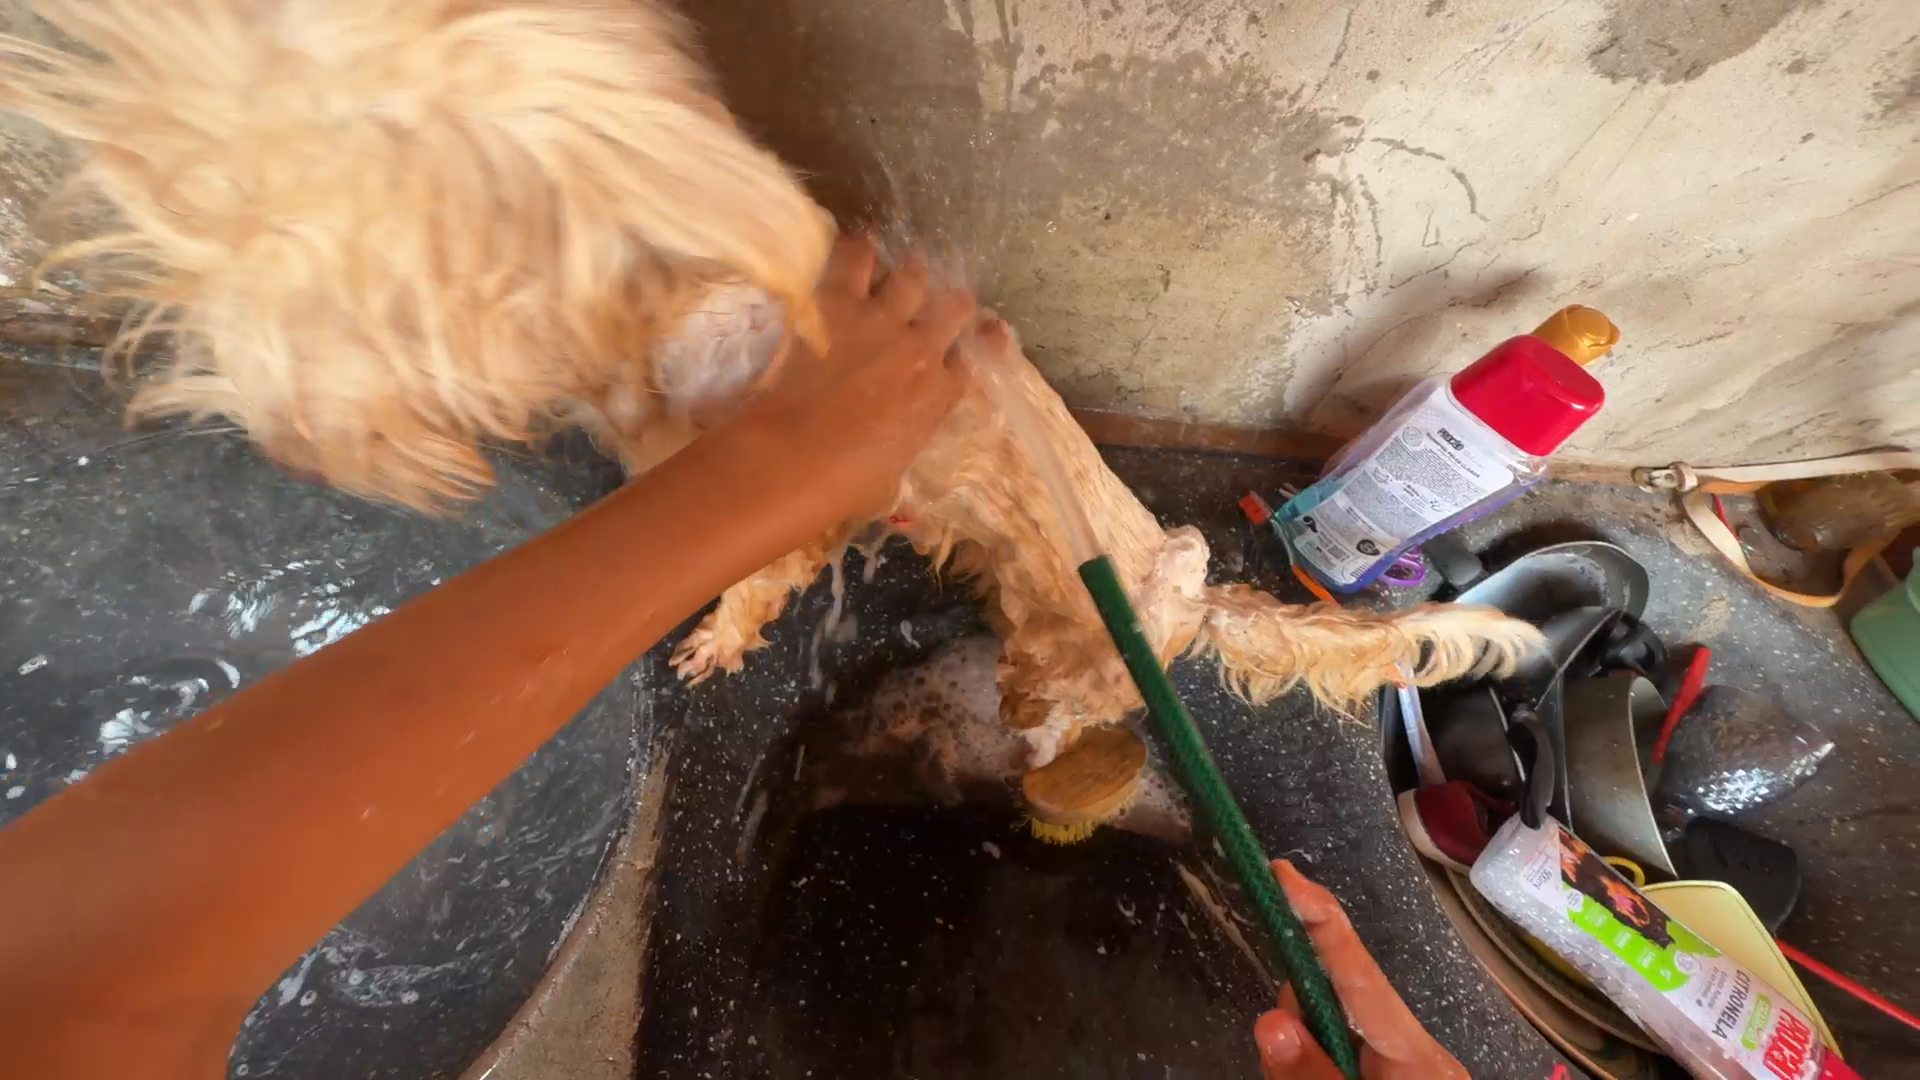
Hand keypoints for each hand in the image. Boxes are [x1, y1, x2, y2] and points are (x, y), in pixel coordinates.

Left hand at [719, 232, 977, 518]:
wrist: (800, 456)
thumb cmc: (848, 482)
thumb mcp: (891, 477)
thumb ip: (900, 451)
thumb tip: (887, 460)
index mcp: (939, 396)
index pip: (974, 358)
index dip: (981, 344)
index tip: (985, 334)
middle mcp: (922, 349)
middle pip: (954, 307)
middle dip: (952, 303)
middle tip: (940, 303)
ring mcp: (882, 320)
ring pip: (913, 276)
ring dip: (911, 275)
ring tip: (901, 275)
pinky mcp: (838, 302)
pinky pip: (856, 258)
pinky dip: (860, 250)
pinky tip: (860, 247)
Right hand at [1255, 861, 1467, 1078]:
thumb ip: (1312, 1079)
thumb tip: (1269, 1016)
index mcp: (1414, 1058)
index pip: (1357, 969)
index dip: (1317, 916)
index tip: (1280, 871)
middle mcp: (1413, 1051)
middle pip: (1333, 997)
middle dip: (1295, 1009)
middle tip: (1278, 1053)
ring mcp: (1407, 1068)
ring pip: (1329, 1029)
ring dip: (1303, 1051)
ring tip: (1300, 1076)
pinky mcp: (1396, 1076)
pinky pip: (1341, 1054)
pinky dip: (1319, 1065)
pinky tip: (1314, 1076)